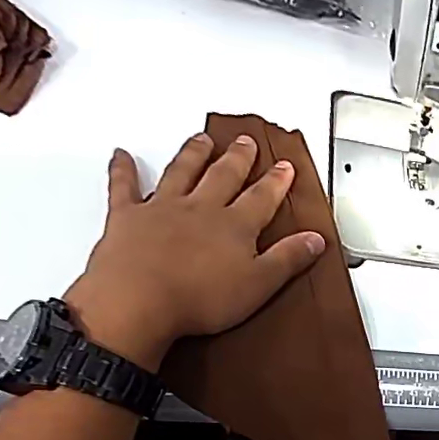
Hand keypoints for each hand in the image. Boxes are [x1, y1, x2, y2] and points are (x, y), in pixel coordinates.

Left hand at [60, 133, 326, 369]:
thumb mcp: (259, 284)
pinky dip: (124, 170)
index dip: (276, 182)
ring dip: (193, 154)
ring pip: (182, 172)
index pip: (262, 198)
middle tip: (246, 143)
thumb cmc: (200, 297)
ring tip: (202, 140)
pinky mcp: (128, 218)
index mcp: (235, 226)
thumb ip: (288, 259)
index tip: (284, 168)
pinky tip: (123, 156)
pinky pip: (125, 187)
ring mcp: (163, 209)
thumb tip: (315, 240)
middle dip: (238, 159)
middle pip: (224, 176)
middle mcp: (201, 209)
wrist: (140, 300)